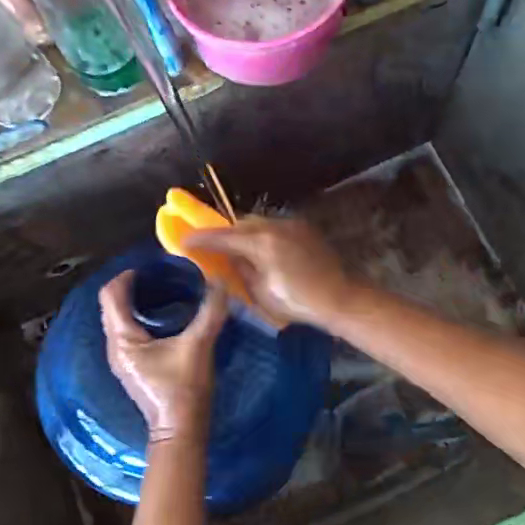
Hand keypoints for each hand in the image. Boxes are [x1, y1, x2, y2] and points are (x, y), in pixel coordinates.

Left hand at [99, 271, 229, 441]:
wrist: (180, 431)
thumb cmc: (183, 389)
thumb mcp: (198, 347)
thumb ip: (209, 313)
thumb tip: (220, 283)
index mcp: (123, 339)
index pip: (110, 295)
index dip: (126, 275)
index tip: (150, 267)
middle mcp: (115, 347)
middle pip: (112, 306)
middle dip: (132, 287)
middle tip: (161, 276)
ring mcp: (122, 359)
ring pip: (120, 320)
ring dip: (136, 303)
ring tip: (164, 292)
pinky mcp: (133, 367)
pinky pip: (129, 332)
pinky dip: (141, 319)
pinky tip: (165, 319)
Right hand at [182, 216, 357, 328]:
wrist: (341, 298)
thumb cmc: (299, 302)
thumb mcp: (261, 293)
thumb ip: (241, 272)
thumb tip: (227, 261)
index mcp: (262, 243)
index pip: (223, 235)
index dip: (201, 238)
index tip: (183, 240)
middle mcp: (275, 226)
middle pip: (240, 223)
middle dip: (222, 232)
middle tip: (207, 242)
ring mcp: (291, 225)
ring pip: (258, 222)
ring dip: (242, 232)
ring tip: (232, 246)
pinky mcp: (303, 229)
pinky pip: (273, 226)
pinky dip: (260, 234)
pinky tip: (258, 248)